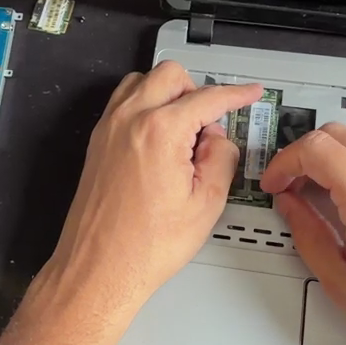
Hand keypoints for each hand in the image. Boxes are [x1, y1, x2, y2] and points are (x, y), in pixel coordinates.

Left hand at [34, 62, 263, 338]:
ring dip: (168, 94)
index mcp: (160, 131)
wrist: (99, 269)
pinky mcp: (98, 141)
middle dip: (197, 91)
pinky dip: (145, 105)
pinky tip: (160, 137)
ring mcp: (109, 128)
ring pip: (143, 81)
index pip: (207, 97)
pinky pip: (123, 102)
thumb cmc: (143, 247)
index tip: (247, 92)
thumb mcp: (206, 205)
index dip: (235, 94)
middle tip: (210, 124)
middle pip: (171, 75)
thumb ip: (221, 159)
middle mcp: (130, 121)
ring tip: (184, 132)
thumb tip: (219, 141)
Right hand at [259, 113, 345, 344]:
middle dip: (306, 154)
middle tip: (295, 184)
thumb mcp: (343, 284)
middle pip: (338, 133)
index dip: (284, 163)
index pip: (314, 150)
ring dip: (345, 141)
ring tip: (333, 172)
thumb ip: (309, 235)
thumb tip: (291, 206)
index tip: (277, 182)